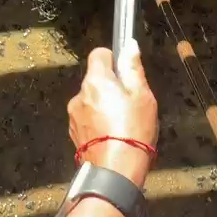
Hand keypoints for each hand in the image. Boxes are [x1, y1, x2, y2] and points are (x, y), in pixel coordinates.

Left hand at [65, 43, 157, 216]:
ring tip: (123, 122)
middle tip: (130, 102)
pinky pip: (87, 118)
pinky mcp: (74, 133)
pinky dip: (97, 121)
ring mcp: (74, 115)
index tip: (126, 72)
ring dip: (103, 105)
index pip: (99, 54)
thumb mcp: (142, 96)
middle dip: (111, 86)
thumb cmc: (132, 131)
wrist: (114, 170)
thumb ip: (133, 68)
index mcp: (96, 80)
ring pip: (91, 100)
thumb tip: (129, 46)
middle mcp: (79, 94)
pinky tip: (112, 134)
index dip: (113, 58)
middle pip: (95, 79)